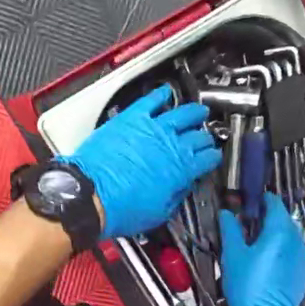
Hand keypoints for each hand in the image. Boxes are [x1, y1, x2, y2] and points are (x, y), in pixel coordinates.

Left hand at [69, 86, 219, 238]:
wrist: (91, 195)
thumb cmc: (121, 207)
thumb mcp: (159, 212)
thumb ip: (175, 196)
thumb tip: (179, 188)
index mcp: (182, 169)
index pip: (208, 158)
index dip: (213, 156)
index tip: (213, 156)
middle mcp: (172, 145)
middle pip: (198, 136)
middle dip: (205, 136)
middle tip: (205, 136)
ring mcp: (153, 128)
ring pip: (182, 113)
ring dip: (194, 111)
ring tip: (199, 110)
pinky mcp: (132, 119)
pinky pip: (151, 101)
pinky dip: (160, 95)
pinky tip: (164, 93)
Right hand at [219, 193, 304, 305]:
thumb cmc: (247, 286)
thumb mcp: (233, 255)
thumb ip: (231, 229)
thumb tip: (227, 213)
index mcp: (279, 231)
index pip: (275, 203)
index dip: (262, 199)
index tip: (250, 202)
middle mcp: (296, 241)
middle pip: (284, 219)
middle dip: (268, 217)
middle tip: (250, 223)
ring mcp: (303, 257)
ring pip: (290, 236)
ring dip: (276, 235)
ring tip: (258, 243)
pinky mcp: (304, 272)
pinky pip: (295, 253)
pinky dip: (284, 251)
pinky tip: (270, 261)